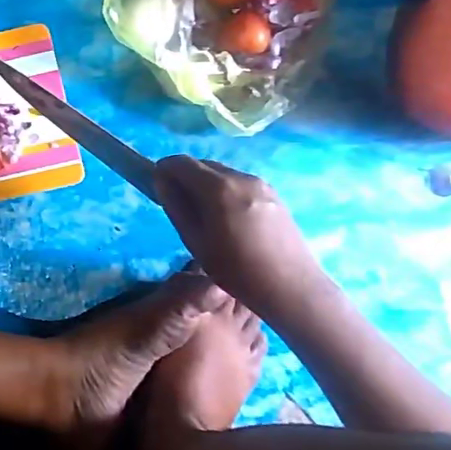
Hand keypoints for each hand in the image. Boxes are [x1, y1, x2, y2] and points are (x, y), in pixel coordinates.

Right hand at [155, 156, 318, 314]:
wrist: (291, 287)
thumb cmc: (237, 270)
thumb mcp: (196, 241)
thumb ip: (177, 206)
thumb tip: (162, 181)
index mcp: (218, 187)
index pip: (181, 162)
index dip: (164, 170)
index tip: (159, 189)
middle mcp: (240, 176)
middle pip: (203, 164)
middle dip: (186, 177)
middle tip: (180, 205)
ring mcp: (261, 183)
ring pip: (222, 173)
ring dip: (206, 184)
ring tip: (206, 216)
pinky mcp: (273, 194)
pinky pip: (239, 183)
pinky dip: (225, 191)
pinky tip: (229, 219)